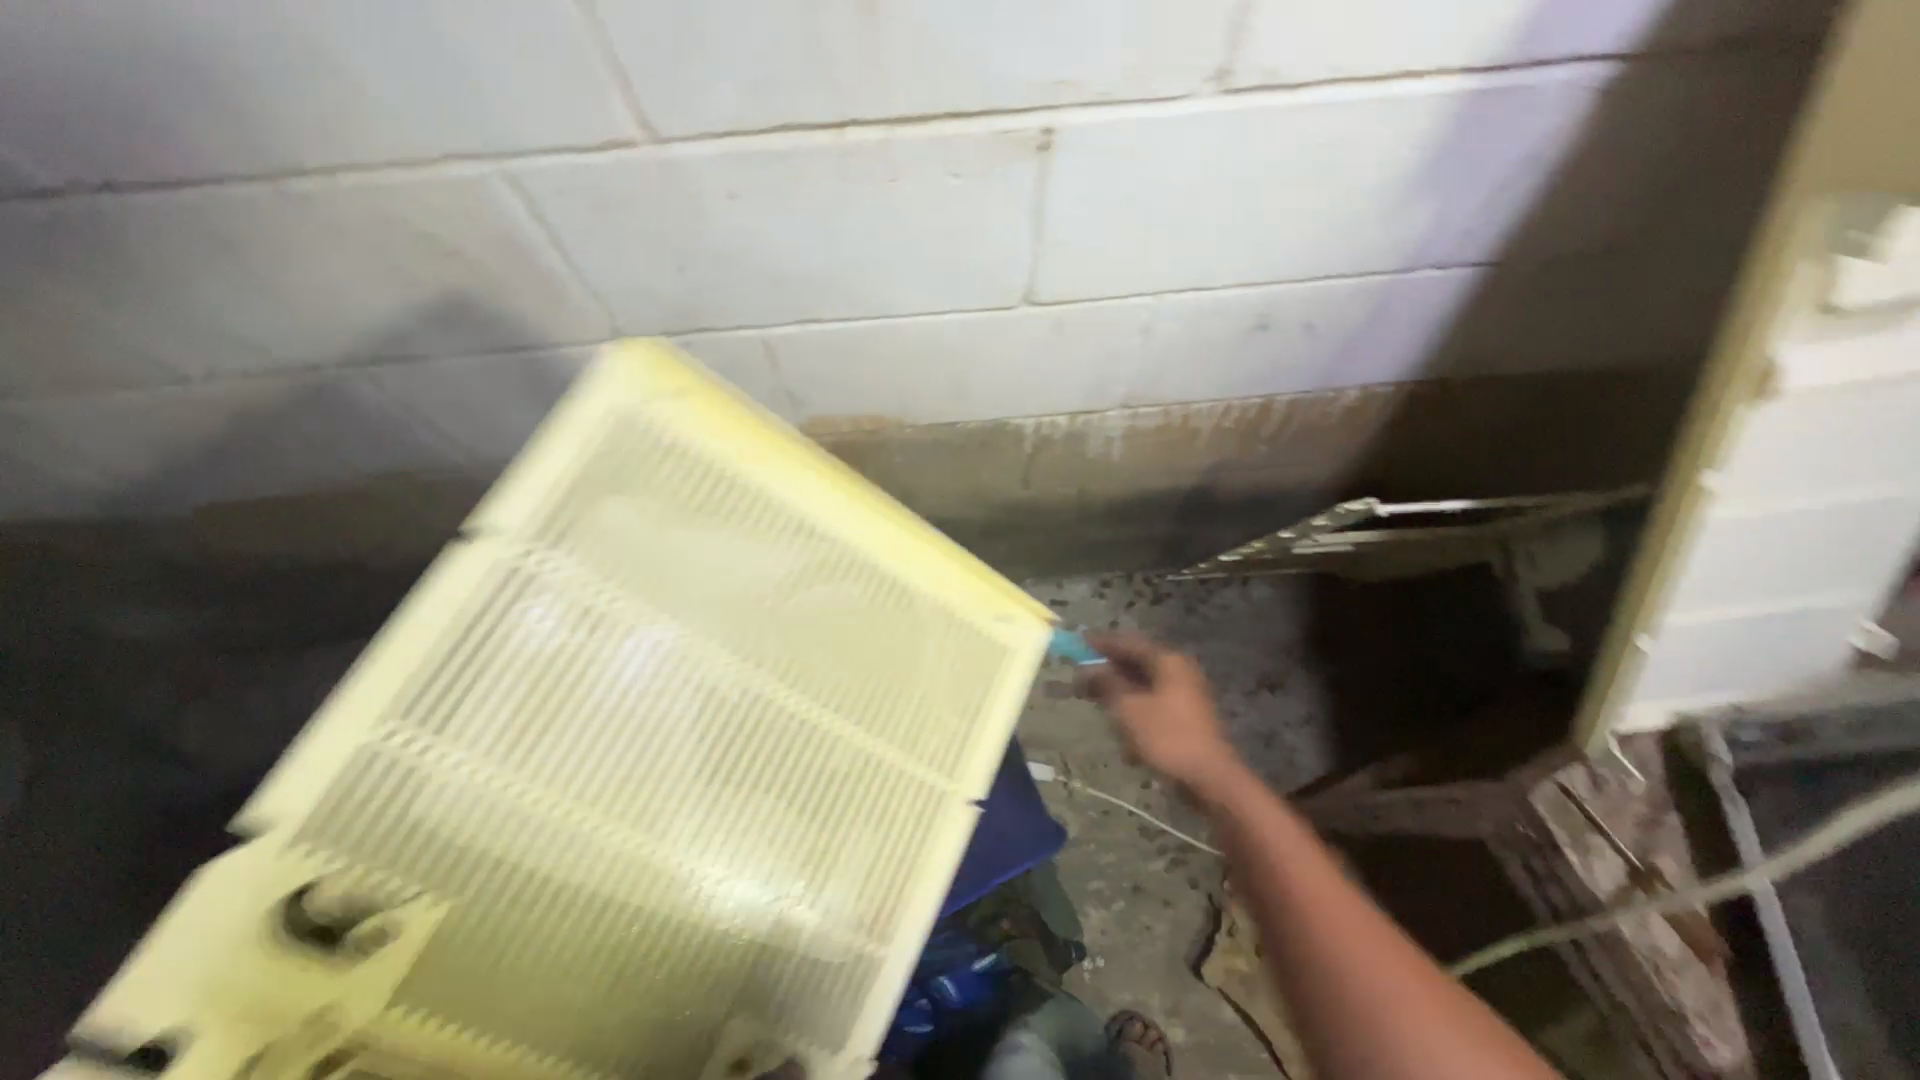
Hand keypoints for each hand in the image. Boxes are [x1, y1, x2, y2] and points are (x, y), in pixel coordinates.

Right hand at [1077, 632, 1240, 787]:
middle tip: (1081, 675)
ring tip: (1095, 698)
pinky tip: (1120, 725)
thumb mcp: (1128, 708)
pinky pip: (1153, 703)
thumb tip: (1088, 669)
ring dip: (1119, 690)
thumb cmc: (1167, 738)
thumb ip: (1106, 684)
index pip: (1129, 642)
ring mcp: (1185, 695)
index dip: (1101, 642)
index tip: (1078, 642)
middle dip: (1108, 669)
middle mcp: (1179, 671)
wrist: (1210, 778)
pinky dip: (1134, 708)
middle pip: (1137, 662)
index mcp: (1168, 661)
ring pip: (1144, 684)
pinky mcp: (1185, 717)